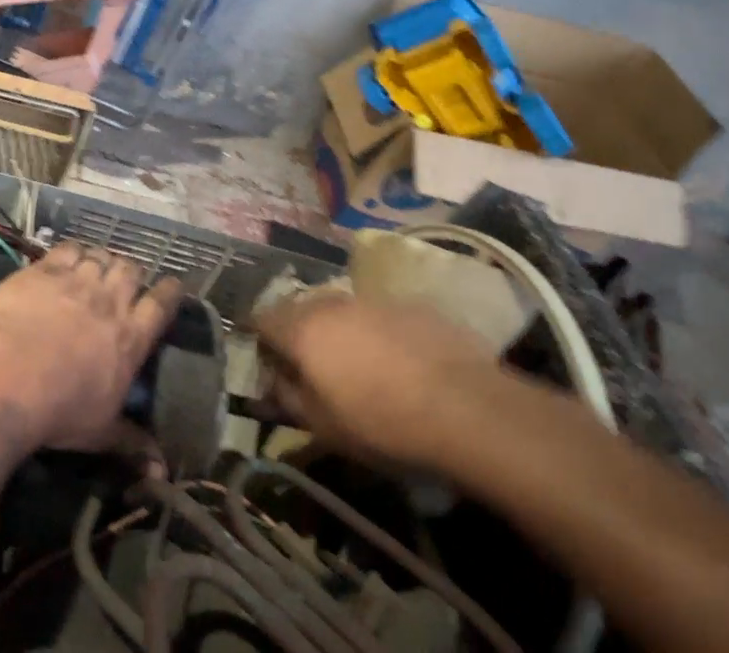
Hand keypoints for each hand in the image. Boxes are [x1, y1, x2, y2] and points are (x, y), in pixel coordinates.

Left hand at [0, 242, 183, 453]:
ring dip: (101, 258)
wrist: (7, 376)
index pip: (162, 304)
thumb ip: (131, 444)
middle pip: (130, 271)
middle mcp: (109, 302)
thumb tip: (162, 473)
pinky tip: (65, 255)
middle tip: (125, 278)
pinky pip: (64, 249)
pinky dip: (70, 250)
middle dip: (131, 271)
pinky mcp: (41, 271)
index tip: (173, 284)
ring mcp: (75, 282)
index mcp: (131, 339)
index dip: (170, 291)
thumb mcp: (100, 433)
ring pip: (99, 256)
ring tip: (96, 264)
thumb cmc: (59, 410)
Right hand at [252, 294, 505, 466]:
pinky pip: (384, 318)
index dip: (256, 339)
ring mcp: (378, 301)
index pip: (260, 319)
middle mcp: (334, 304)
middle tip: (311, 366)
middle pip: (302, 310)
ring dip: (342, 332)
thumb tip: (277, 382)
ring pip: (345, 311)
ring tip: (359, 366)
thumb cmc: (382, 424)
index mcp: (302, 329)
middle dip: (299, 333)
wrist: (472, 412)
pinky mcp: (418, 308)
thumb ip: (289, 397)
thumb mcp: (322, 426)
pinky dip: (381, 335)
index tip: (265, 361)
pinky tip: (401, 365)